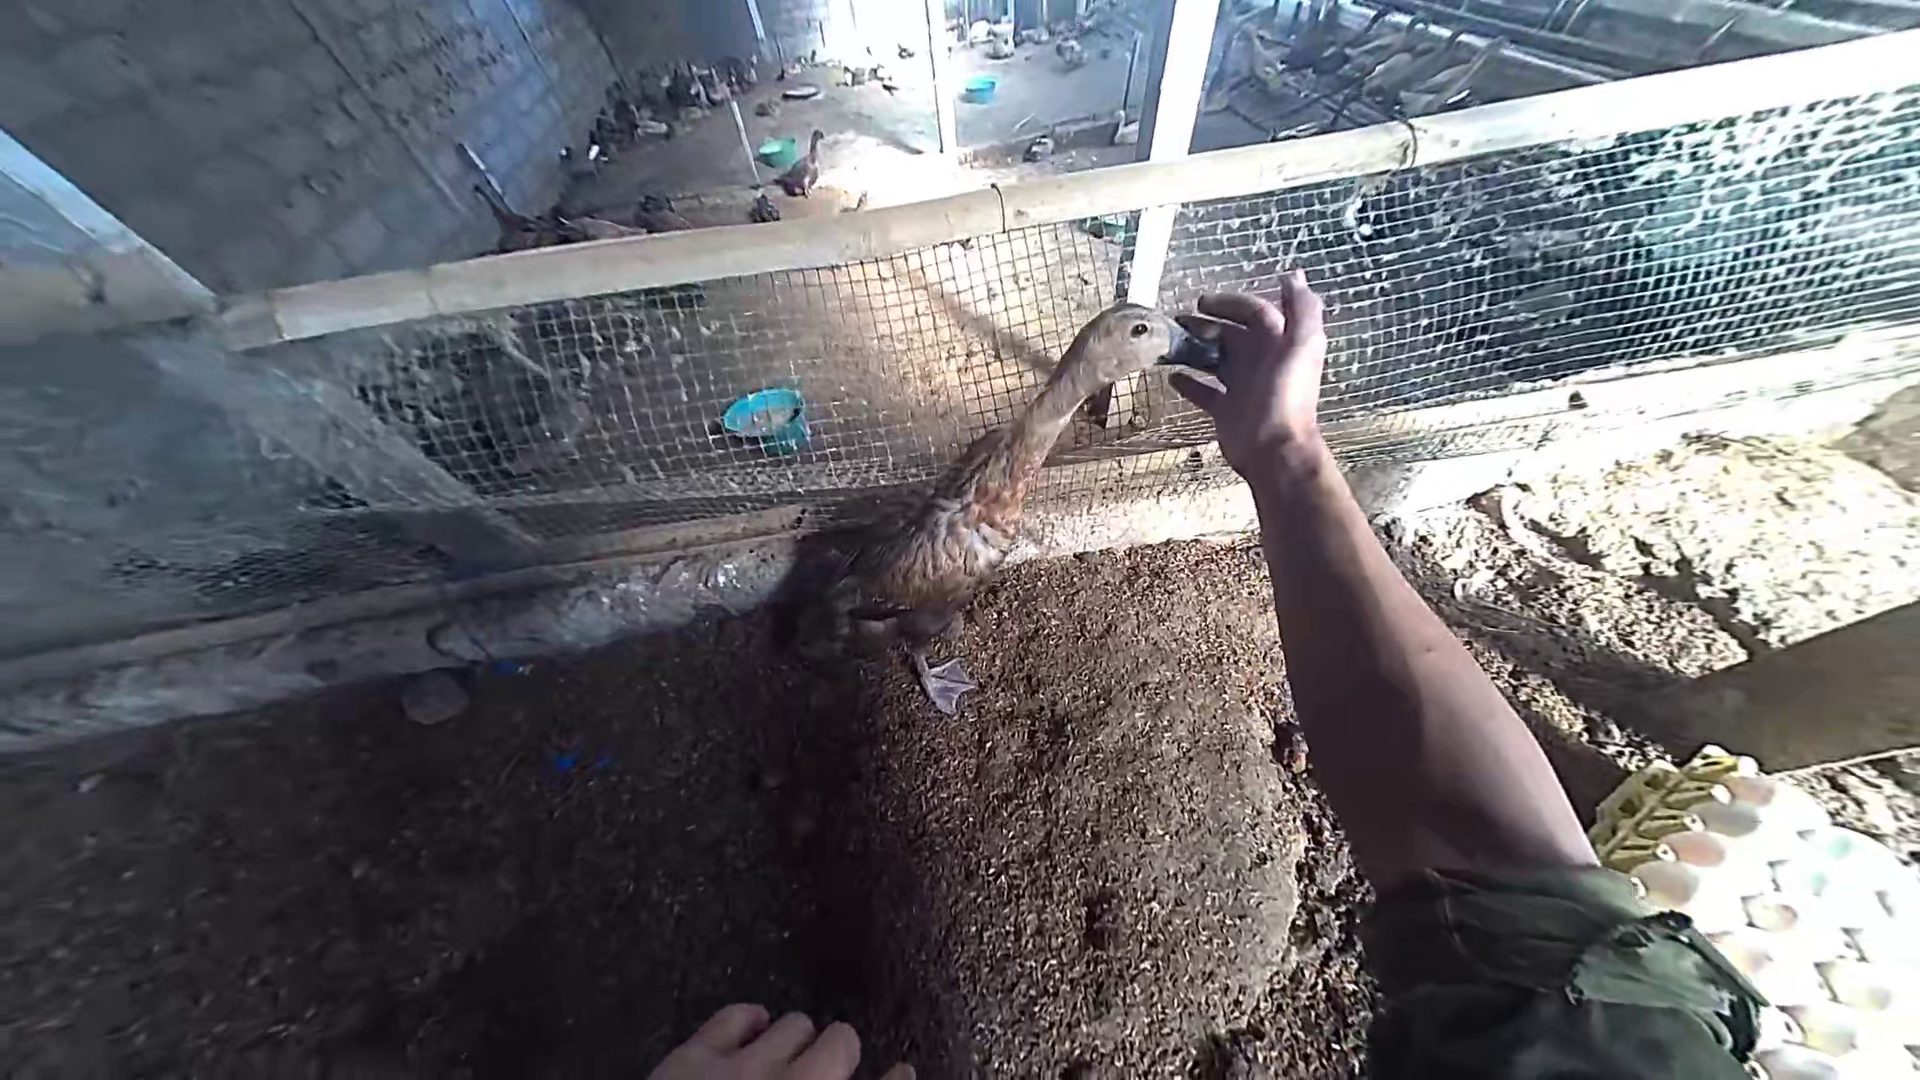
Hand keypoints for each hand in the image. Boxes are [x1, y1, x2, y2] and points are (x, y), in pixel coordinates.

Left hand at [647, 1004, 912, 1079]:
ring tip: (783, 1068)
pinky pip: (738, 1015)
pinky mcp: (694, 1058)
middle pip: (842, 1042)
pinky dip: (750, 1023)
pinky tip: (751, 1037)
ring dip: (795, 1046)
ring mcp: (743, 1072)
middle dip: (839, 1062)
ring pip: (795, 1023)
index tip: (900, 1071)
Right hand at [1169, 271, 1327, 477]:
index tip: (1202, 302)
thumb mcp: (1303, 345)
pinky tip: (1172, 377)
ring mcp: (1240, 386)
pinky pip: (1203, 391)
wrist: (1274, 448)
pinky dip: (1188, 383)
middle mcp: (1259, 361)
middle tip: (1178, 321)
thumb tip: (1292, 275)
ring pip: (1213, 360)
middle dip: (1205, 325)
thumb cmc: (1287, 397)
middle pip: (1229, 335)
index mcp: (1278, 343)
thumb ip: (1302, 309)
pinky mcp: (1225, 409)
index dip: (1229, 304)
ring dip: (1193, 350)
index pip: (1252, 313)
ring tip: (1170, 344)